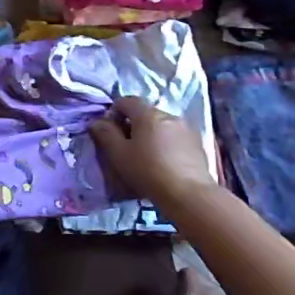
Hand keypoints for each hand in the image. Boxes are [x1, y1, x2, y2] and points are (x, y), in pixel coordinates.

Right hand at [90, 97, 217, 205]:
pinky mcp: (197, 144)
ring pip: (162, 126)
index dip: (115, 112)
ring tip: (148, 158)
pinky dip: (167, 144)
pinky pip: (175, 137)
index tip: (111, 132)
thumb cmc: (148, 172)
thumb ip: (106, 135)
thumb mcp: (119, 155)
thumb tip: (97, 122)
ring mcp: (186, 128)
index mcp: (147, 114)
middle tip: (127, 148)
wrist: (189, 194)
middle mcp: (168, 115)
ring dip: (152, 135)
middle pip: (145, 113)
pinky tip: (165, 164)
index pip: (126, 100)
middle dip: (134, 125)